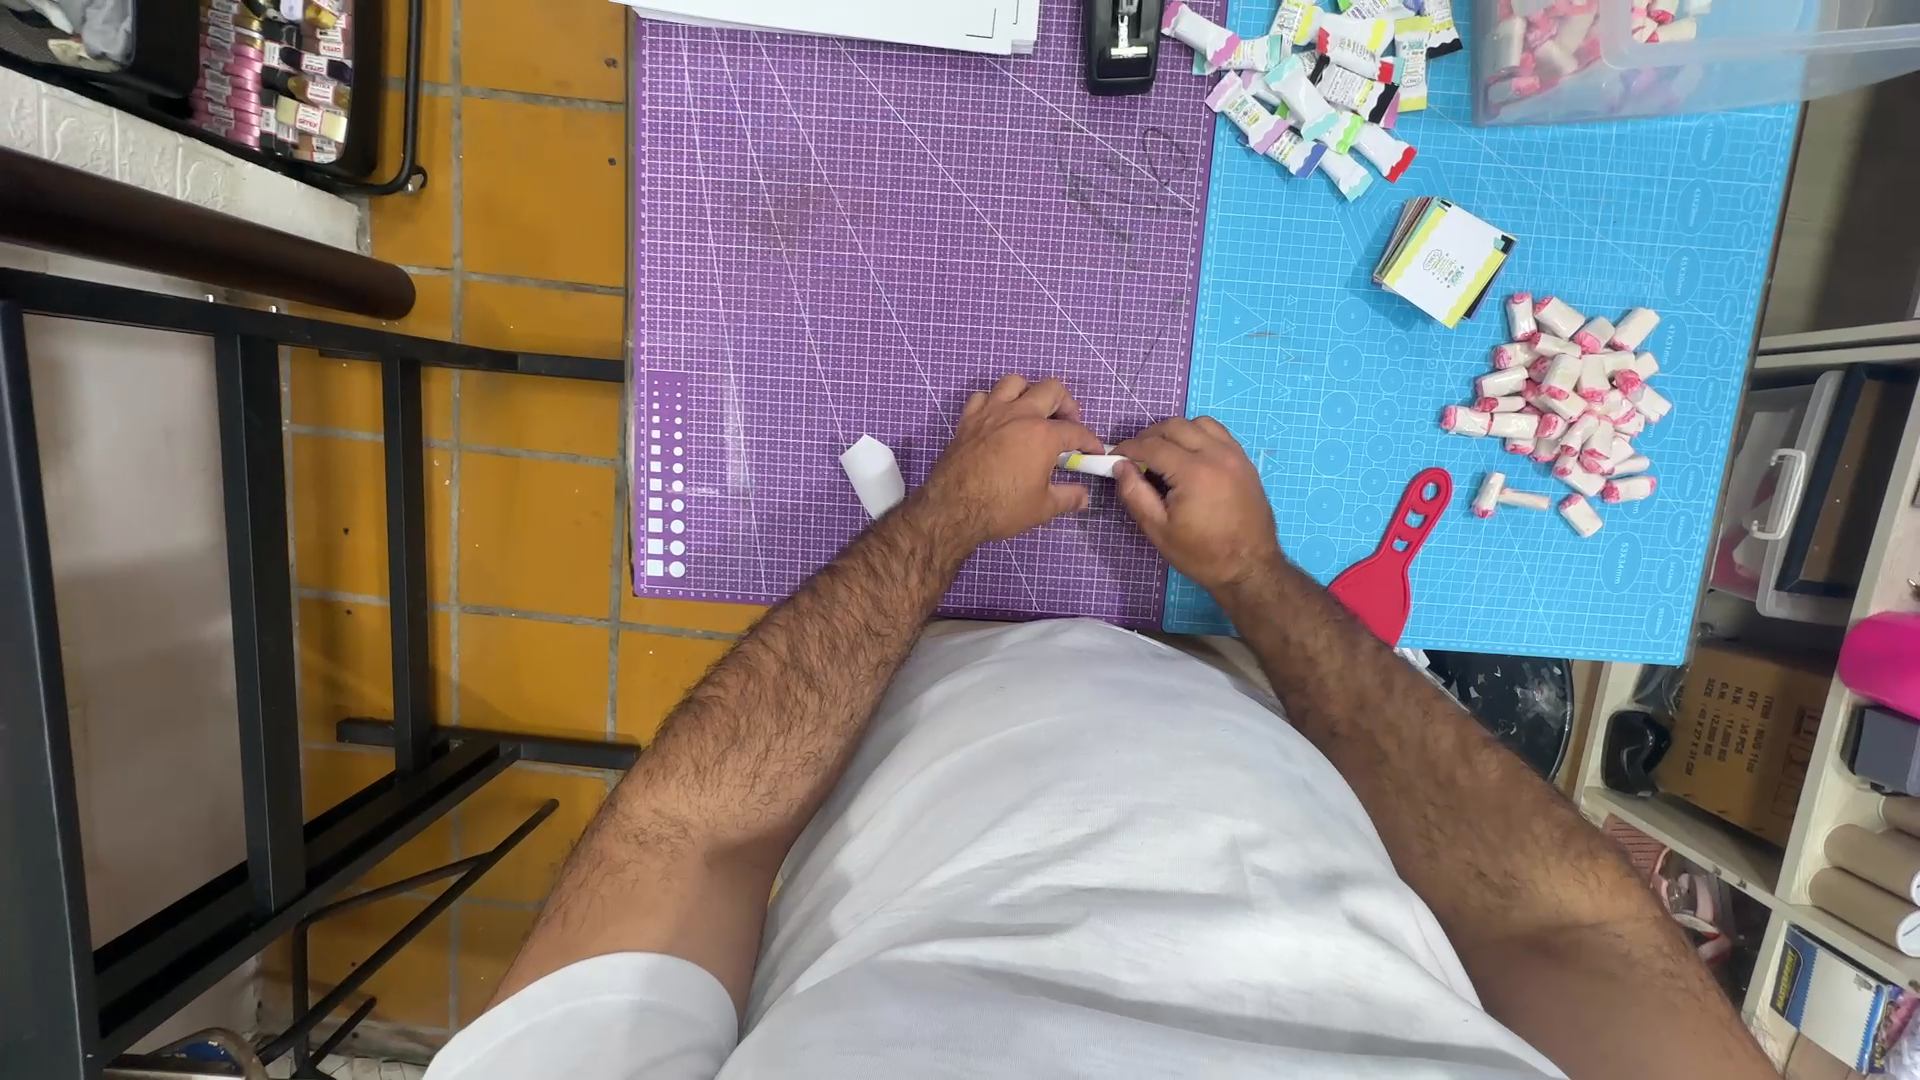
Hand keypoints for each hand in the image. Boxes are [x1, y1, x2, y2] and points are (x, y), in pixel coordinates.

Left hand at [918, 375, 1103, 547]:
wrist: (953, 510)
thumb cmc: (1002, 509)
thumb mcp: (1043, 508)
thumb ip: (1068, 497)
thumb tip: (1084, 497)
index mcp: (1043, 435)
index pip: (1076, 431)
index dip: (1090, 442)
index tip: (1093, 452)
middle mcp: (1019, 414)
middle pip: (1051, 389)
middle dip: (1066, 404)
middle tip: (1067, 424)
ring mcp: (991, 413)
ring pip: (1015, 382)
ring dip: (1029, 392)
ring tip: (1032, 412)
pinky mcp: (968, 420)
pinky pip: (983, 396)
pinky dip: (994, 402)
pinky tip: (998, 419)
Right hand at [1112, 417, 1284, 596]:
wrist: (1249, 567)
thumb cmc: (1200, 553)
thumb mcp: (1158, 529)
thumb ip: (1134, 493)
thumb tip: (1119, 466)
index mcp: (1193, 472)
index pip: (1152, 445)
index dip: (1128, 448)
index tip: (1114, 456)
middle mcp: (1216, 455)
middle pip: (1174, 426)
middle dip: (1149, 436)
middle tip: (1135, 456)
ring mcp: (1235, 455)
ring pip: (1199, 423)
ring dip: (1176, 432)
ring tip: (1163, 453)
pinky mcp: (1245, 462)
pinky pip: (1218, 434)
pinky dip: (1198, 436)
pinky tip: (1189, 456)